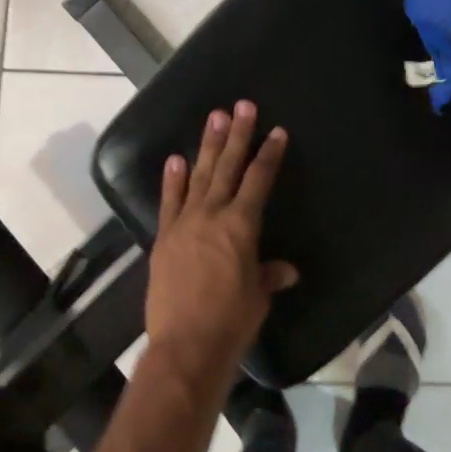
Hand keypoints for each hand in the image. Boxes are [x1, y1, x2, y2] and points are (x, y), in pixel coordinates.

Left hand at [146, 101, 299, 381]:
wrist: (184, 346)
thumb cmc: (231, 322)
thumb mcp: (258, 297)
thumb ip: (268, 275)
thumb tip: (286, 270)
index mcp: (242, 226)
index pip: (259, 180)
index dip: (269, 154)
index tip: (277, 131)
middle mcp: (213, 215)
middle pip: (229, 167)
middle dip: (237, 134)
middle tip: (242, 106)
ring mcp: (184, 223)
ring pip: (199, 175)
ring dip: (208, 146)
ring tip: (215, 117)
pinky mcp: (164, 237)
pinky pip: (169, 201)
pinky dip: (172, 180)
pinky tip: (176, 158)